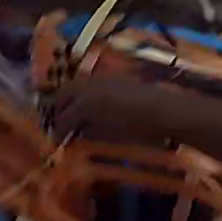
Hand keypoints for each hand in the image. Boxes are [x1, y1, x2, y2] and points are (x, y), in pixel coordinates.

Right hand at [54, 74, 204, 141]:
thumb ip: (86, 131)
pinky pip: (91, 85)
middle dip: (60, 109)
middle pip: (64, 94)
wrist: (164, 110)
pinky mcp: (114, 79)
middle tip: (62, 125)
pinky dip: (86, 95)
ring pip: (77, 87)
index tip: (57, 141)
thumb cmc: (135, 128)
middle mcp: (88, 87)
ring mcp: (102, 80)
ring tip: (77, 116)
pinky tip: (94, 109)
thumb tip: (74, 132)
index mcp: (84, 103)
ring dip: (72, 100)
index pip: (63, 118)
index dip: (58, 130)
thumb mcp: (106, 133)